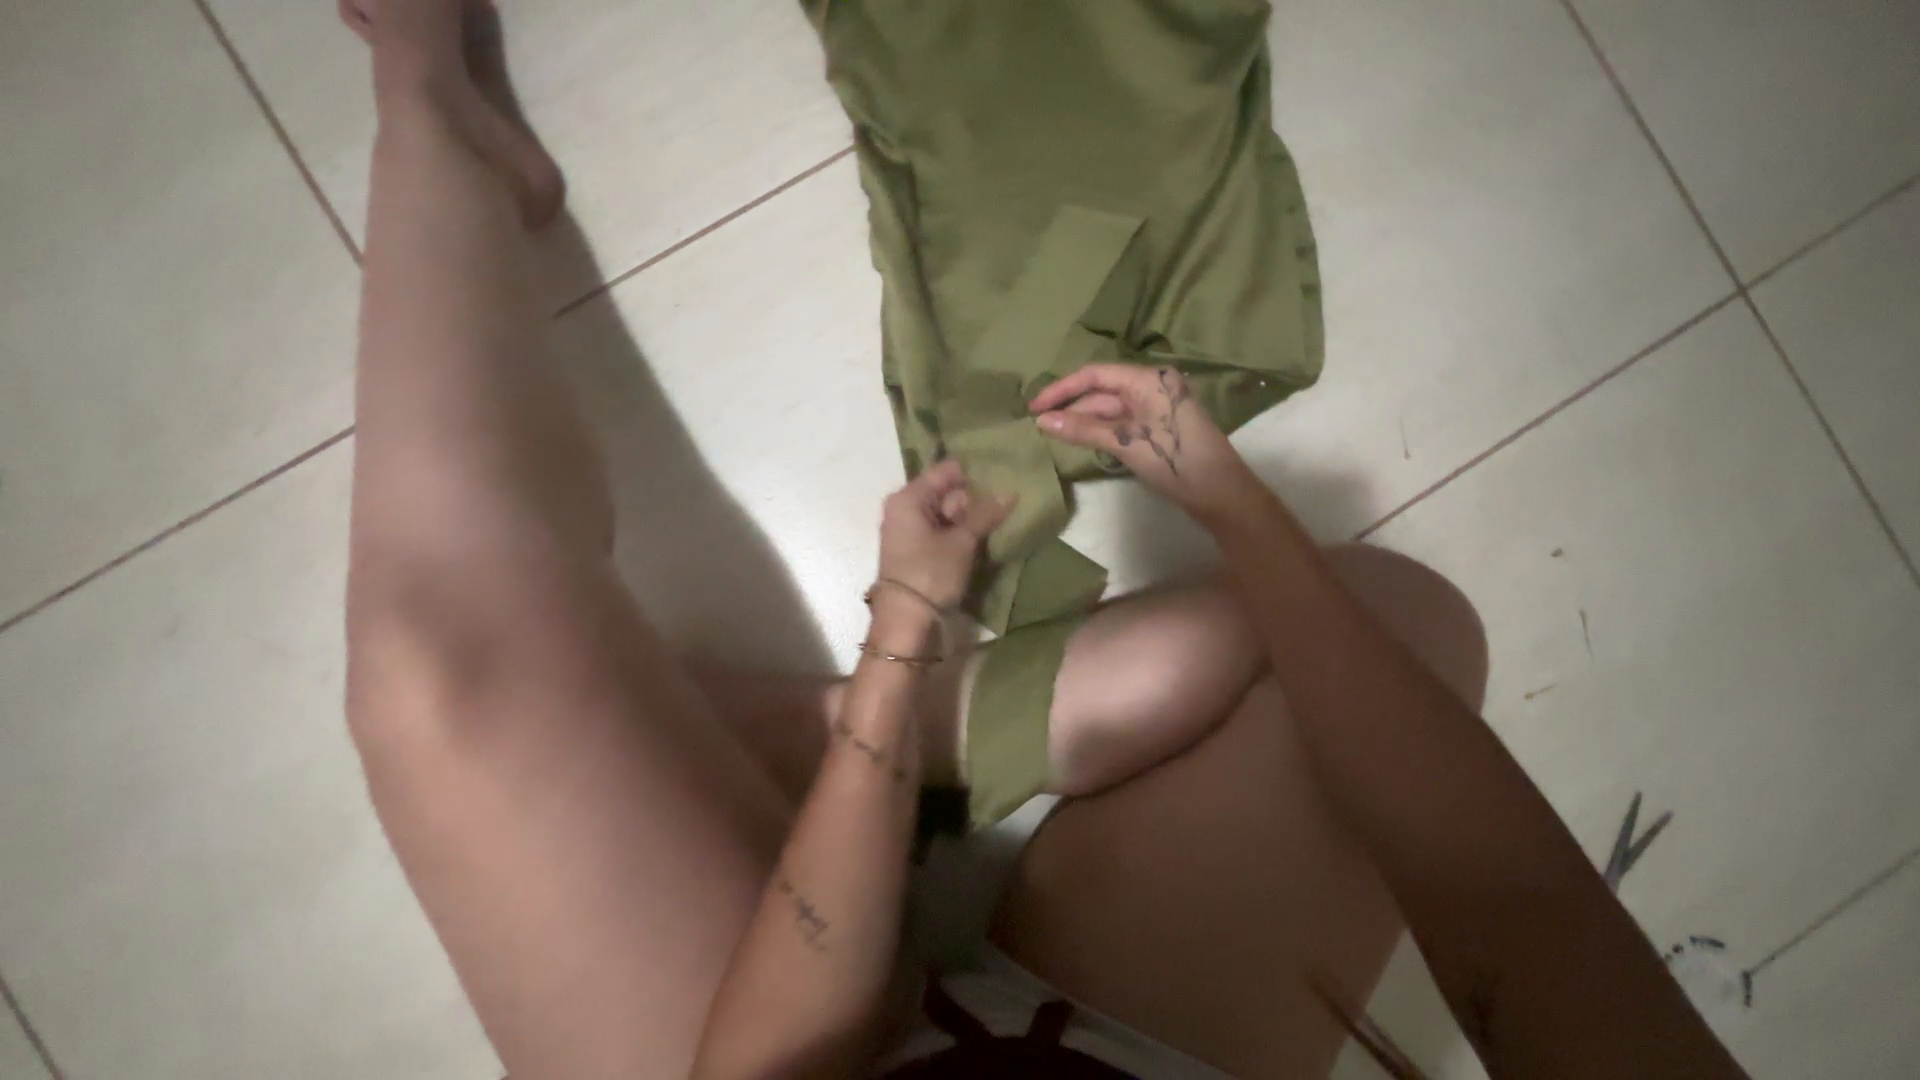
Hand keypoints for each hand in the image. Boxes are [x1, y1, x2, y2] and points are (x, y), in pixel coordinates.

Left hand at [876, 461, 1016, 611]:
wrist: (907, 623)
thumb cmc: (930, 573)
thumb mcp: (961, 541)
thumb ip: (985, 514)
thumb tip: (1010, 491)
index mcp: (907, 498)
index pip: (945, 471)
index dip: (972, 473)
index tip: (1003, 474)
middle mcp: (905, 510)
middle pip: (946, 493)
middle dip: (974, 500)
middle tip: (1004, 507)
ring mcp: (910, 533)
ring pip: (947, 516)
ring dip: (970, 521)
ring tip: (1000, 522)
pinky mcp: (918, 554)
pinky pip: (943, 534)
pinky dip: (961, 536)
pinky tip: (984, 539)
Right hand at [1030, 364, 1257, 519]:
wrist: (1221, 494)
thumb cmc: (1175, 461)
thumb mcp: (1125, 443)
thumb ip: (1082, 429)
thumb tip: (1041, 421)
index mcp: (1148, 379)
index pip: (1094, 374)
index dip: (1060, 389)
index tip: (1033, 407)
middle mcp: (1152, 386)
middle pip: (1101, 391)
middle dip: (1070, 407)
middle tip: (1037, 426)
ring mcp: (1156, 408)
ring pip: (1110, 409)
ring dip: (1082, 421)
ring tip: (1051, 435)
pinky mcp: (1158, 428)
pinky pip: (1121, 422)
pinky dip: (1099, 431)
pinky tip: (1079, 441)